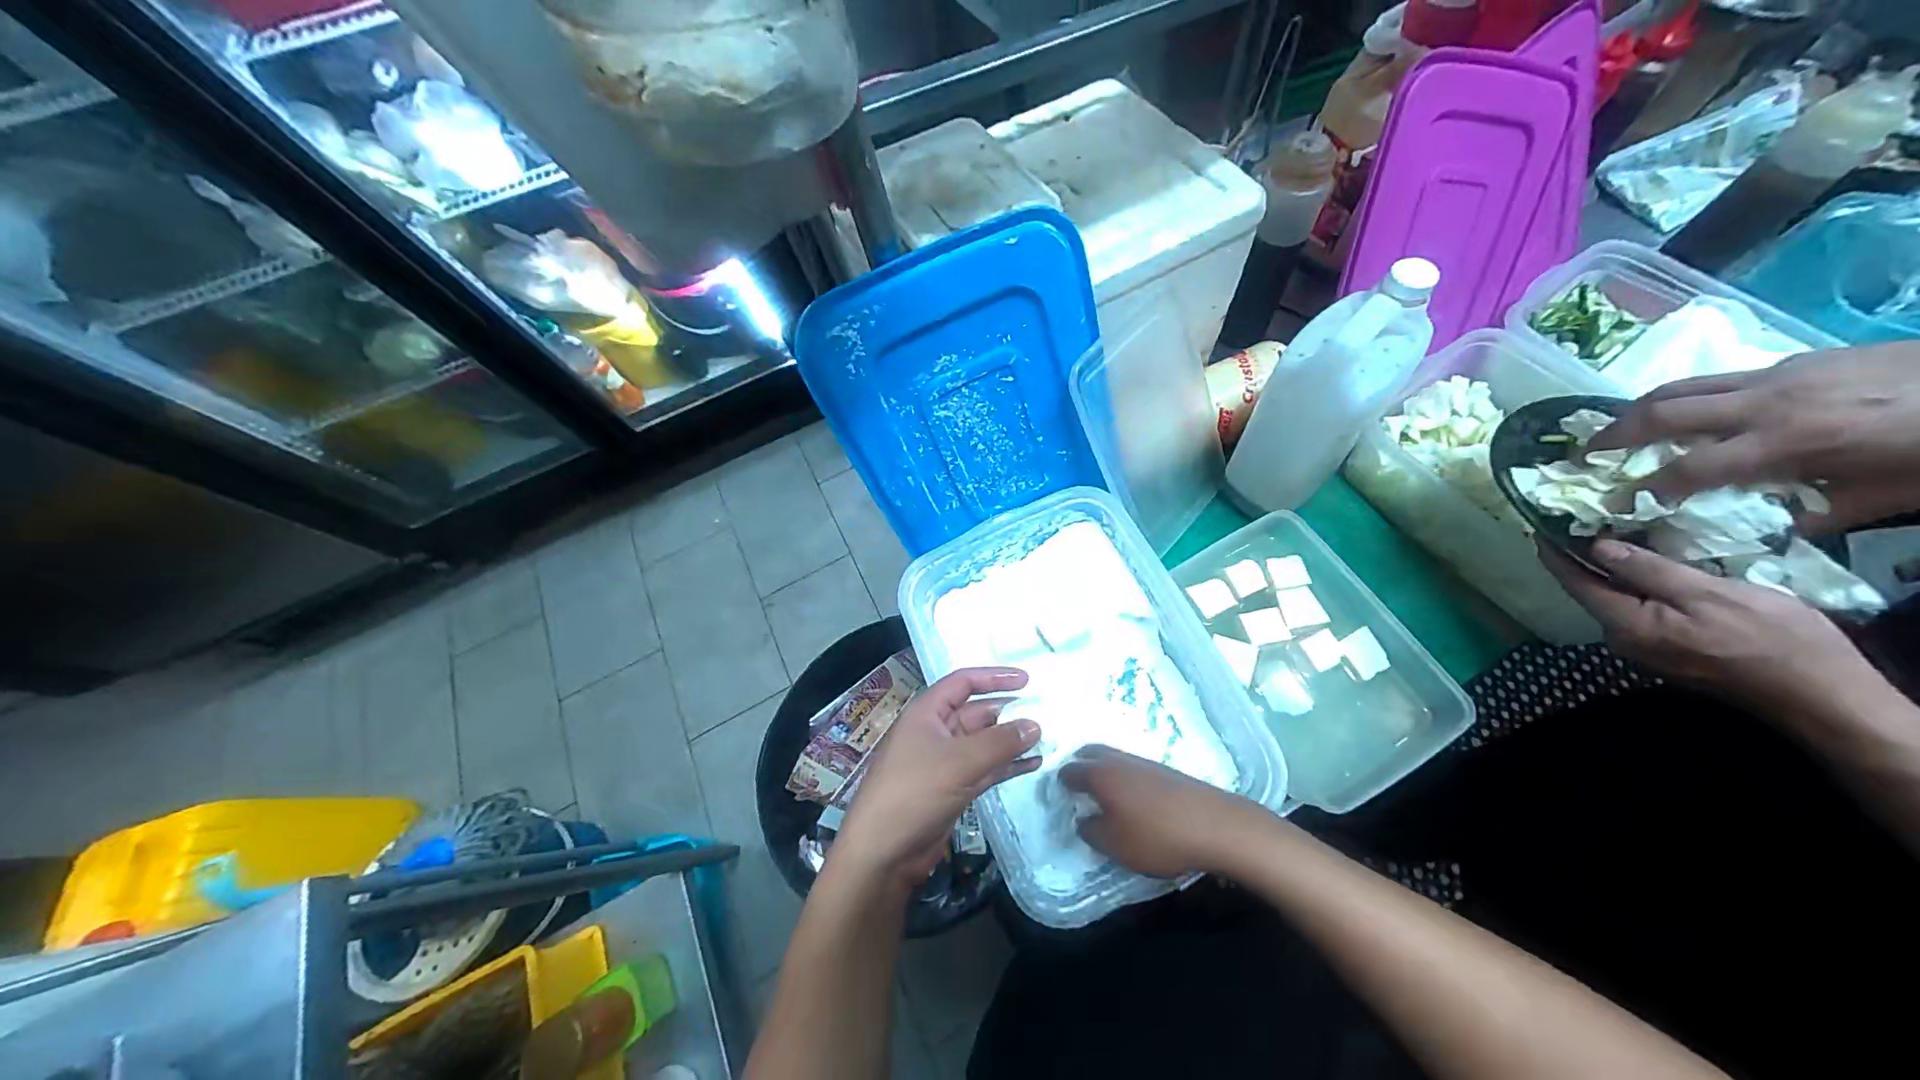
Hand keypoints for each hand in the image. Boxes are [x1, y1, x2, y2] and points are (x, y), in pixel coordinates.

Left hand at [831, 667, 1039, 888]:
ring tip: (1047, 737)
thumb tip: (1035, 725)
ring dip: (1012, 740)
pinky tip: (1033, 763)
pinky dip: (1007, 765)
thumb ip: (1000, 742)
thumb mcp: (959, 762)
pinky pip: (986, 768)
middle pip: (977, 712)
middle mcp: (936, 732)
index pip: (963, 683)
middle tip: (1046, 713)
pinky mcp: (953, 789)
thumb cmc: (914, 793)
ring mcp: (944, 762)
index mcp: (927, 713)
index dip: (994, 677)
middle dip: (1009, 711)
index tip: (1027, 680)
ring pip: (984, 742)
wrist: (883, 853)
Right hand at [1058, 744, 1272, 878]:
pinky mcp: (1168, 772)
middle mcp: (1119, 761)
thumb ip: (1091, 831)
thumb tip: (1083, 819)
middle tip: (1077, 783)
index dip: (1061, 781)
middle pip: (1092, 753)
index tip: (1058, 794)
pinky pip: (1135, 768)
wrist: (1218, 827)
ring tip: (1104, 793)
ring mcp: (1146, 763)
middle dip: (1081, 764)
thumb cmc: (1157, 836)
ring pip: (1115, 759)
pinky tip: (1134, 798)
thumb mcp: (1115, 845)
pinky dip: (1126, 777)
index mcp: (1100, 774)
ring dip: (1105, 770)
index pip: (1070, 770)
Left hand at [1540, 538, 1889, 731]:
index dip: (1556, 553)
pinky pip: (1639, 611)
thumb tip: (1596, 547)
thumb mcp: (1708, 594)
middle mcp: (1623, 639)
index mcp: (1624, 625)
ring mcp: (1646, 648)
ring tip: (1606, 536)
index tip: (1540, 527)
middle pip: (1590, 591)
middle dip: (1580, 559)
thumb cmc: (1772, 639)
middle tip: (1576, 524)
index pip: (1574, 583)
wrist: (1825, 697)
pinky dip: (1635, 587)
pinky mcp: (1670, 651)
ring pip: (1615, 601)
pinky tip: (1646, 567)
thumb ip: (1647, 571)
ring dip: (1610, 572)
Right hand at [1590, 343, 1919, 531]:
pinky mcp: (1795, 361)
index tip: (1613, 507)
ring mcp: (1778, 375)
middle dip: (1612, 437)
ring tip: (1612, 432)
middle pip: (1661, 413)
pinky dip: (1688, 399)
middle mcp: (1767, 403)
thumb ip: (1812, 513)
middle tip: (1583, 457)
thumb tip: (1755, 527)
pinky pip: (1720, 379)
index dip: (1642, 490)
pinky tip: (1691, 415)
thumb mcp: (1887, 498)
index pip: (1687, 470)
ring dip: (1635, 411)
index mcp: (1789, 442)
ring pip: (1680, 387)